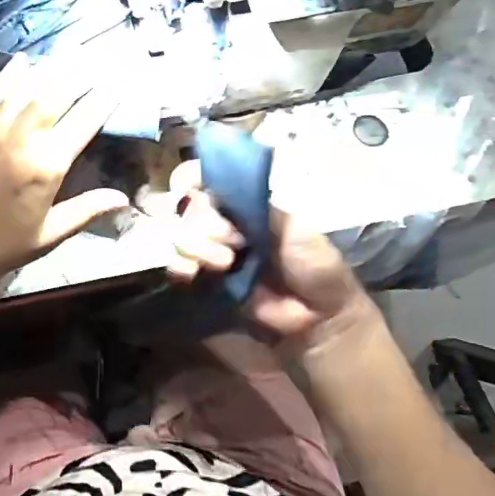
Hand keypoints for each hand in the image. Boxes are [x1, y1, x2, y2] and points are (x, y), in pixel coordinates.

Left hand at [0, 57, 130, 299]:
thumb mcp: (46, 236)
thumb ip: (85, 211)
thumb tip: (123, 199)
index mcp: (47, 164)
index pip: (86, 119)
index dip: (106, 98)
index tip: (120, 82)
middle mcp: (22, 135)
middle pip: (59, 90)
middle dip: (82, 69)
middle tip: (99, 51)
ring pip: (29, 83)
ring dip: (53, 64)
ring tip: (72, 47)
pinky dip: (14, 72)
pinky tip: (26, 60)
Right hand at [162, 161, 379, 357]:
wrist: (316, 317)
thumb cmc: (314, 267)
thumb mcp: (293, 228)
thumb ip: (257, 207)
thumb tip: (219, 192)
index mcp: (245, 205)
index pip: (207, 180)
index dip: (191, 178)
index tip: (187, 186)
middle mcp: (224, 223)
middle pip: (189, 208)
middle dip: (204, 222)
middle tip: (231, 241)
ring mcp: (211, 252)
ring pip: (181, 236)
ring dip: (196, 246)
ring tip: (224, 264)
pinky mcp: (204, 282)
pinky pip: (177, 267)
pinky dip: (179, 266)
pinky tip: (191, 273)